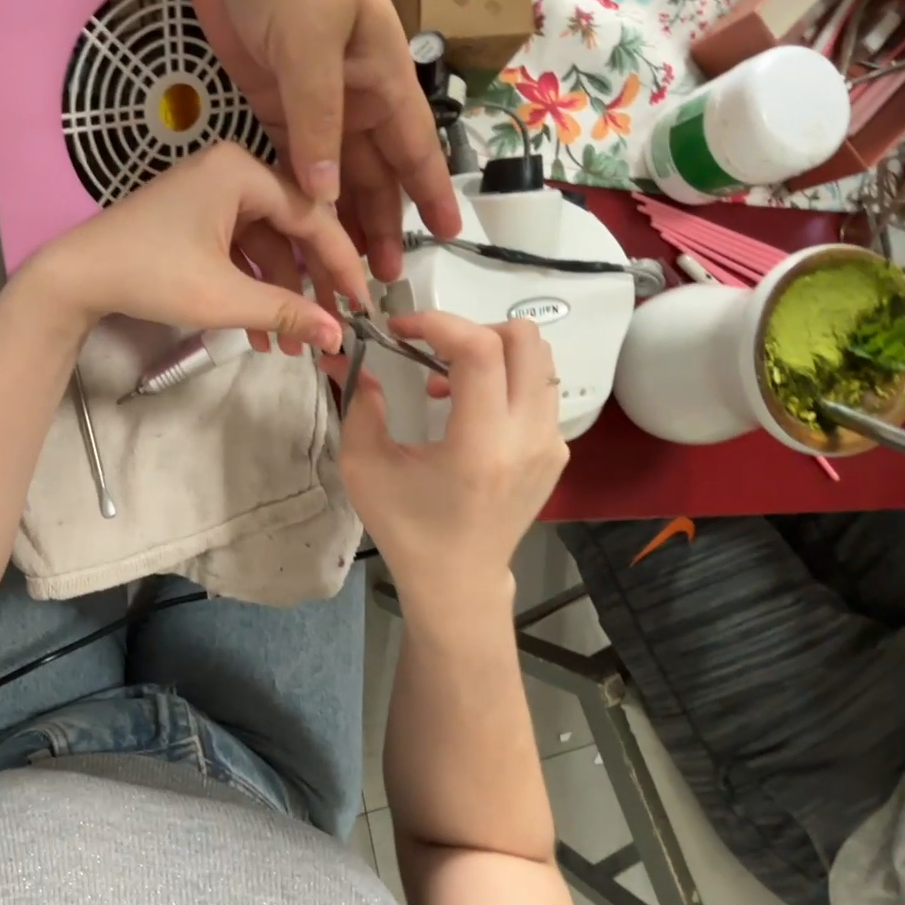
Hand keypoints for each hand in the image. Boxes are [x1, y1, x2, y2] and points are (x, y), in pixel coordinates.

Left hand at [21, 143, 364, 353]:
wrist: (75, 277)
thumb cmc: (150, 276)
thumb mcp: (222, 297)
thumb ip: (285, 312)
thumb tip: (338, 336)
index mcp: (242, 171)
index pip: (313, 216)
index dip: (341, 265)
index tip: (362, 305)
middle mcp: (230, 172)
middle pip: (290, 231)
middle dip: (306, 287)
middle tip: (327, 330)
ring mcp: (209, 194)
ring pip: (263, 247)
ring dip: (275, 297)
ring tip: (285, 346)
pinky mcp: (193, 218)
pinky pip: (236, 251)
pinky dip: (247, 288)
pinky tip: (255, 332)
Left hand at [128, 0, 461, 280]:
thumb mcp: (312, 42)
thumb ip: (319, 119)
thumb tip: (330, 194)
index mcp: (381, 78)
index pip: (414, 147)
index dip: (429, 193)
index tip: (446, 235)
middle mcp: (354, 101)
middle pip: (375, 175)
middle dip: (382, 225)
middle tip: (383, 279)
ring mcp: (315, 109)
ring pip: (336, 177)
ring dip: (342, 221)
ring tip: (345, 269)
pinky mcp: (275, 111)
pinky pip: (296, 166)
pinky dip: (302, 199)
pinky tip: (305, 231)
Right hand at [322, 311, 568, 589]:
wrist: (457, 580)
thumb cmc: (406, 528)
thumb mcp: (365, 468)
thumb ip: (359, 407)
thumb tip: (350, 362)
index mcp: (481, 444)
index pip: (480, 350)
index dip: (438, 323)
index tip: (401, 329)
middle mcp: (529, 437)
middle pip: (525, 340)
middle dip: (470, 329)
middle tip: (429, 350)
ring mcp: (551, 443)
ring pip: (538, 360)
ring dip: (489, 353)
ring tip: (445, 384)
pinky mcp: (555, 451)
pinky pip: (538, 390)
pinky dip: (503, 380)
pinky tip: (466, 411)